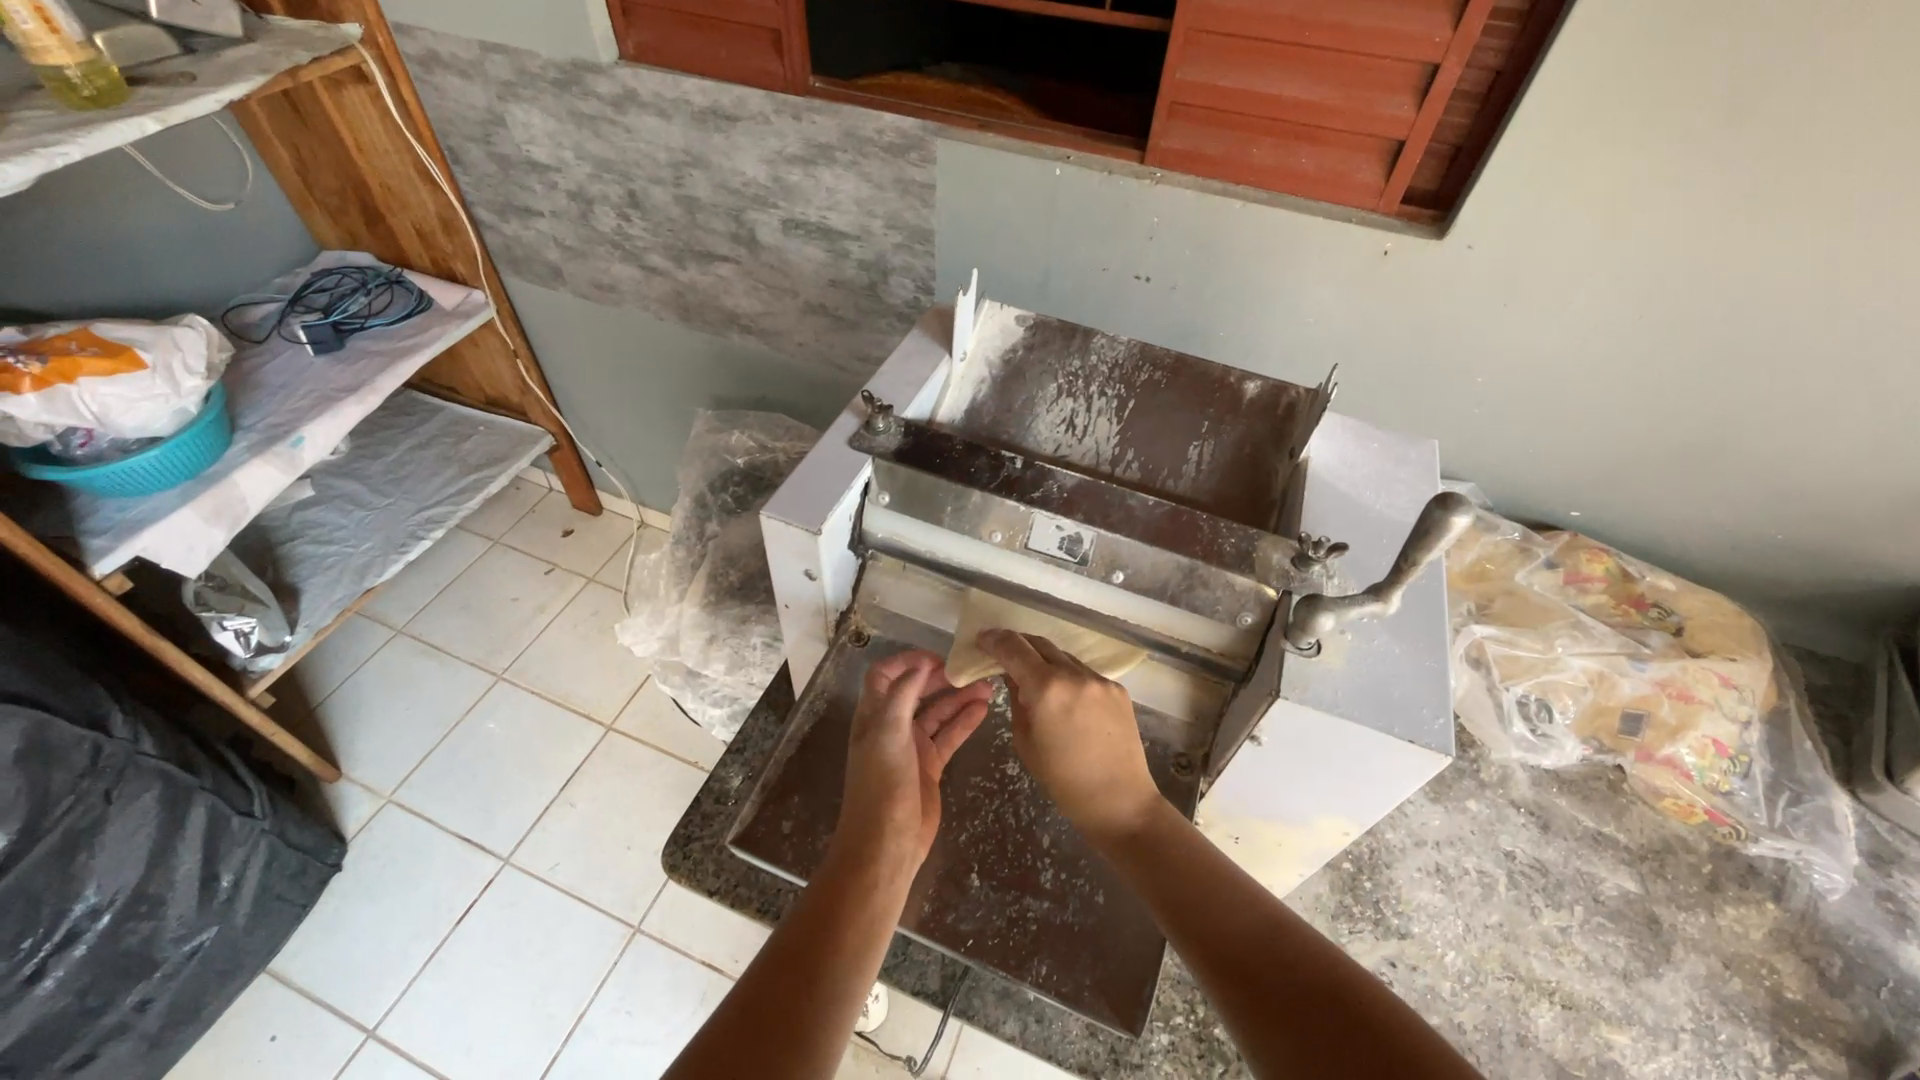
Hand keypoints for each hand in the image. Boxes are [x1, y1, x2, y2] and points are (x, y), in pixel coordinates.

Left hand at [833, 649, 992, 875]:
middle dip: (940, 678)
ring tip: (988, 686)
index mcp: (874, 717)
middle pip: (916, 692)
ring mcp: (912, 747)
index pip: (884, 676)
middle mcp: (891, 727)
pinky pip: (949, 736)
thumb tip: (921, 666)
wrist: (887, 843)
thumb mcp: (888, 735)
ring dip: (959, 698)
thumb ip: (902, 697)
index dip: (906, 662)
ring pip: (938, 713)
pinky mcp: (930, 766)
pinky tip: (984, 710)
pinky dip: (965, 722)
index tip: (937, 658)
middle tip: (970, 669)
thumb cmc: (882, 786)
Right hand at [975, 630, 1165, 845]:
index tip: (982, 638)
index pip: (1014, 649)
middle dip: (1018, 644)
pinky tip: (1065, 697)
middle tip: (1002, 651)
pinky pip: (1085, 674)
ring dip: (1045, 660)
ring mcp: (1100, 680)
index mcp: (1046, 689)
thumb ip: (1017, 701)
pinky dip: (1068, 677)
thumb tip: (1013, 677)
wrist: (1118, 800)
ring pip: (1064, 657)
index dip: (994, 640)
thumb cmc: (1063, 780)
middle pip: (1039, 644)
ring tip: (1034, 676)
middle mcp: (1074, 674)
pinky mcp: (1117, 689)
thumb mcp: (1025, 740)